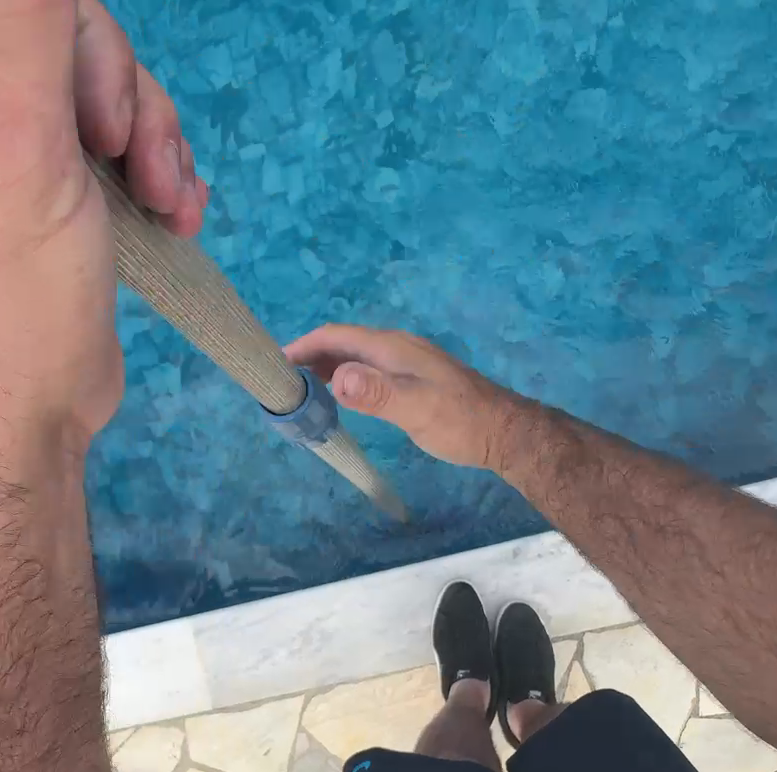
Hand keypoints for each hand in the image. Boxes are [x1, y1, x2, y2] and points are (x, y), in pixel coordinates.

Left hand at [0, 0, 207, 447]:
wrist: (14, 429)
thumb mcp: (2, 127)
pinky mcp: (34, 193)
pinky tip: (170, 213)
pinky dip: (148, 172)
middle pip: (50, 29)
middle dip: (117, 99)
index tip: (88, 117)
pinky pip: (106, 143)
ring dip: (149, 141)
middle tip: (134, 169)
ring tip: (167, 205)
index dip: (64, 34)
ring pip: (92, 87)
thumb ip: (14, 5)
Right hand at [285, 325, 525, 468]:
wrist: (501, 431)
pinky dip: (345, 377)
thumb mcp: (416, 409)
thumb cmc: (459, 421)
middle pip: (343, 342)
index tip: (275, 361)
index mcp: (392, 349)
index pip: (337, 336)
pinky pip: (367, 370)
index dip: (304, 345)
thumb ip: (377, 393)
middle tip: (281, 379)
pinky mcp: (410, 379)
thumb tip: (337, 378)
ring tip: (300, 387)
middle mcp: (395, 348)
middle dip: (309, 355)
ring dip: (326, 366)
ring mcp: (404, 362)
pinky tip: (338, 394)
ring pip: (355, 356)